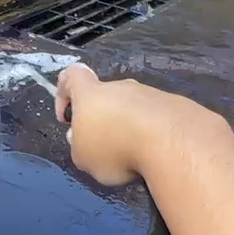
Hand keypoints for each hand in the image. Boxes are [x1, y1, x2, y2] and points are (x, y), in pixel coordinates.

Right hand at [54, 64, 218, 185]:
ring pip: (128, 109)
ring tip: (128, 156)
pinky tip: (150, 154)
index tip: (66, 118)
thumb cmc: (114, 147)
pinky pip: (150, 119)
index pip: (71, 76)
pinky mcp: (170, 105)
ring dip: (124, 129)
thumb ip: (77, 146)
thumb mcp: (82, 158)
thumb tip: (80, 136)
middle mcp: (118, 87)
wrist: (170, 140)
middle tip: (100, 149)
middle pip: (102, 98)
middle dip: (99, 121)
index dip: (63, 94)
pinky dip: (146, 135)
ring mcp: (147, 94)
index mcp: (90, 94)